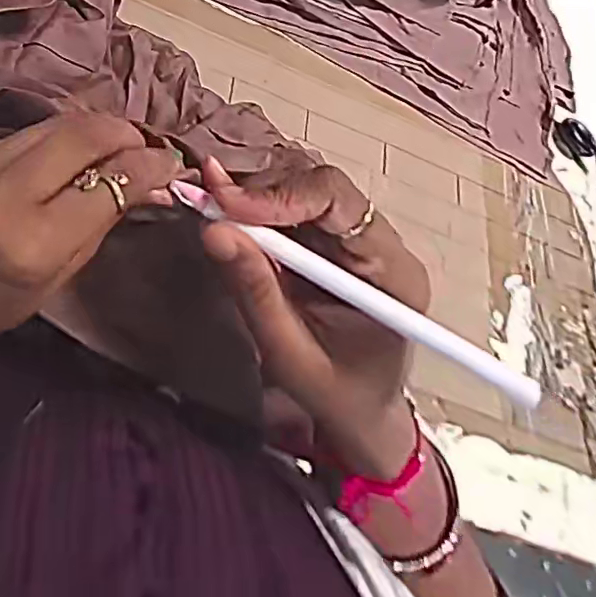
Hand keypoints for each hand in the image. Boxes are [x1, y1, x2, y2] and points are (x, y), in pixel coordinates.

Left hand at [0, 113, 182, 364]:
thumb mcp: (53, 281)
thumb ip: (100, 225)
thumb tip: (147, 185)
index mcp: (29, 243)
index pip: (105, 185)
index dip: (148, 167)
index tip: (171, 163)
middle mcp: (5, 194)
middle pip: (84, 135)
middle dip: (128, 133)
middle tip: (149, 147)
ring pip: (61, 122)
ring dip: (102, 127)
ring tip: (123, 144)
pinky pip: (37, 130)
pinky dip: (71, 134)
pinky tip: (83, 149)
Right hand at [198, 157, 429, 476]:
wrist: (360, 412)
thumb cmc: (335, 394)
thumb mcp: (290, 354)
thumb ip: (256, 292)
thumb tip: (215, 231)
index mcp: (390, 271)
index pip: (339, 203)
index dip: (280, 195)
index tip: (226, 204)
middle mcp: (378, 241)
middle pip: (318, 185)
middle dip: (258, 190)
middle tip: (205, 196)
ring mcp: (354, 235)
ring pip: (301, 185)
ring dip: (252, 192)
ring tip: (209, 201)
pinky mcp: (330, 237)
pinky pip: (292, 204)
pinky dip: (254, 205)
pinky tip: (224, 209)